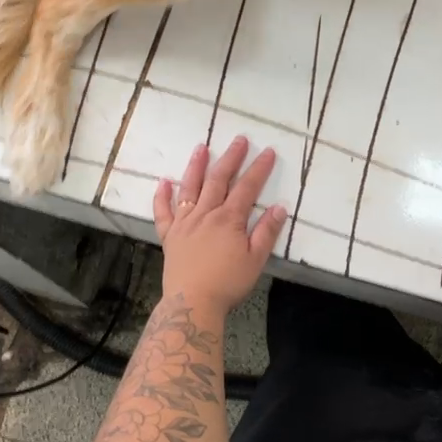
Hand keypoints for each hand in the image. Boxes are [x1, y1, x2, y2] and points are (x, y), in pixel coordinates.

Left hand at [153, 137, 287, 312]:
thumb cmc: (228, 283)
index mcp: (229, 220)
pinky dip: (162, 195)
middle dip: (231, 158)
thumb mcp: (255, 260)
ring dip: (196, 166)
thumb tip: (279, 207)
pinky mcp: (170, 235)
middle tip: (239, 139)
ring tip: (201, 147)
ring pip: (190, 188)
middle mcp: (205, 214)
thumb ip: (266, 232)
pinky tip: (164, 181)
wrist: (193, 302)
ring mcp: (184, 223)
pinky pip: (163, 212)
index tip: (268, 152)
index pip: (247, 188)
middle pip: (219, 180)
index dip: (259, 169)